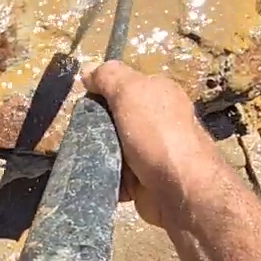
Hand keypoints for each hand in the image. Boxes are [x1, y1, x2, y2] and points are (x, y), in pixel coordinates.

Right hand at [86, 61, 222, 225]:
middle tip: (81, 134)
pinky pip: (113, 173)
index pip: (122, 86)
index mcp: (158, 94)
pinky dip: (104, 175)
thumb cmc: (157, 135)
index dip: (101, 93)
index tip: (85, 105)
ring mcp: (149, 151)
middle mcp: (156, 121)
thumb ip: (109, 76)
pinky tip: (96, 176)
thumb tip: (88, 72)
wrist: (179, 189)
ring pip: (110, 147)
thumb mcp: (131, 91)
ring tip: (85, 157)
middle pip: (112, 118)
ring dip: (97, 153)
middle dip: (95, 127)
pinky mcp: (141, 179)